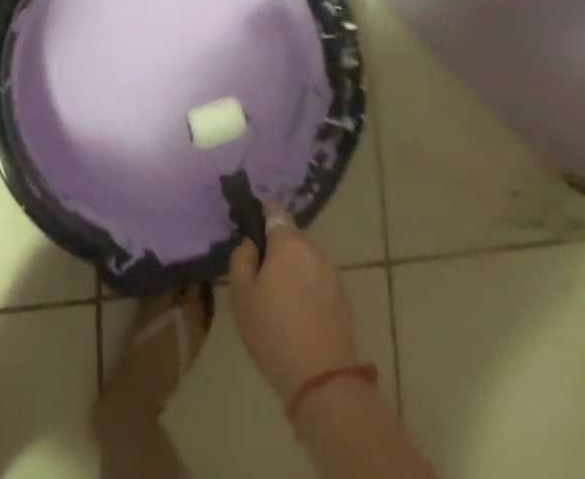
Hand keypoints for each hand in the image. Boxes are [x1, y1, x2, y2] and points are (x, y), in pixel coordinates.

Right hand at [228, 203, 359, 401]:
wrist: (320, 374)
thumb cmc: (272, 331)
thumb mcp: (241, 296)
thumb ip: (241, 261)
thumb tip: (250, 244)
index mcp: (288, 244)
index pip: (276, 213)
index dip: (263, 210)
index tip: (252, 215)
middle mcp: (314, 251)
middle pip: (293, 236)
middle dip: (278, 242)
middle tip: (260, 263)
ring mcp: (332, 273)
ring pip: (307, 257)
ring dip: (293, 264)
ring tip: (277, 289)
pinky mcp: (343, 296)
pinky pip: (319, 277)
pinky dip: (307, 282)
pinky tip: (297, 306)